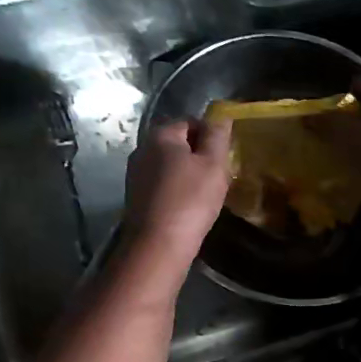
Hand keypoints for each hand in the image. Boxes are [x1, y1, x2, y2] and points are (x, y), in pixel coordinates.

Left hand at [123, 116, 232, 259]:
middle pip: (178, 144)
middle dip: (199, 156)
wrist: (158, 245)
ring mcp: (135, 174)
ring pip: (169, 166)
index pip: (191, 122)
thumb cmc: (190, 201)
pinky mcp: (135, 197)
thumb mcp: (213, 165)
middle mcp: (142, 149)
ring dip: (188, 175)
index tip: (225, 158)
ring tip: (205, 195)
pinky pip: (162, 185)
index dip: (211, 136)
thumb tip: (220, 116)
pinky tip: (188, 208)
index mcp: (161, 135)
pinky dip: (176, 190)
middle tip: (219, 178)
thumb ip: (217, 137)